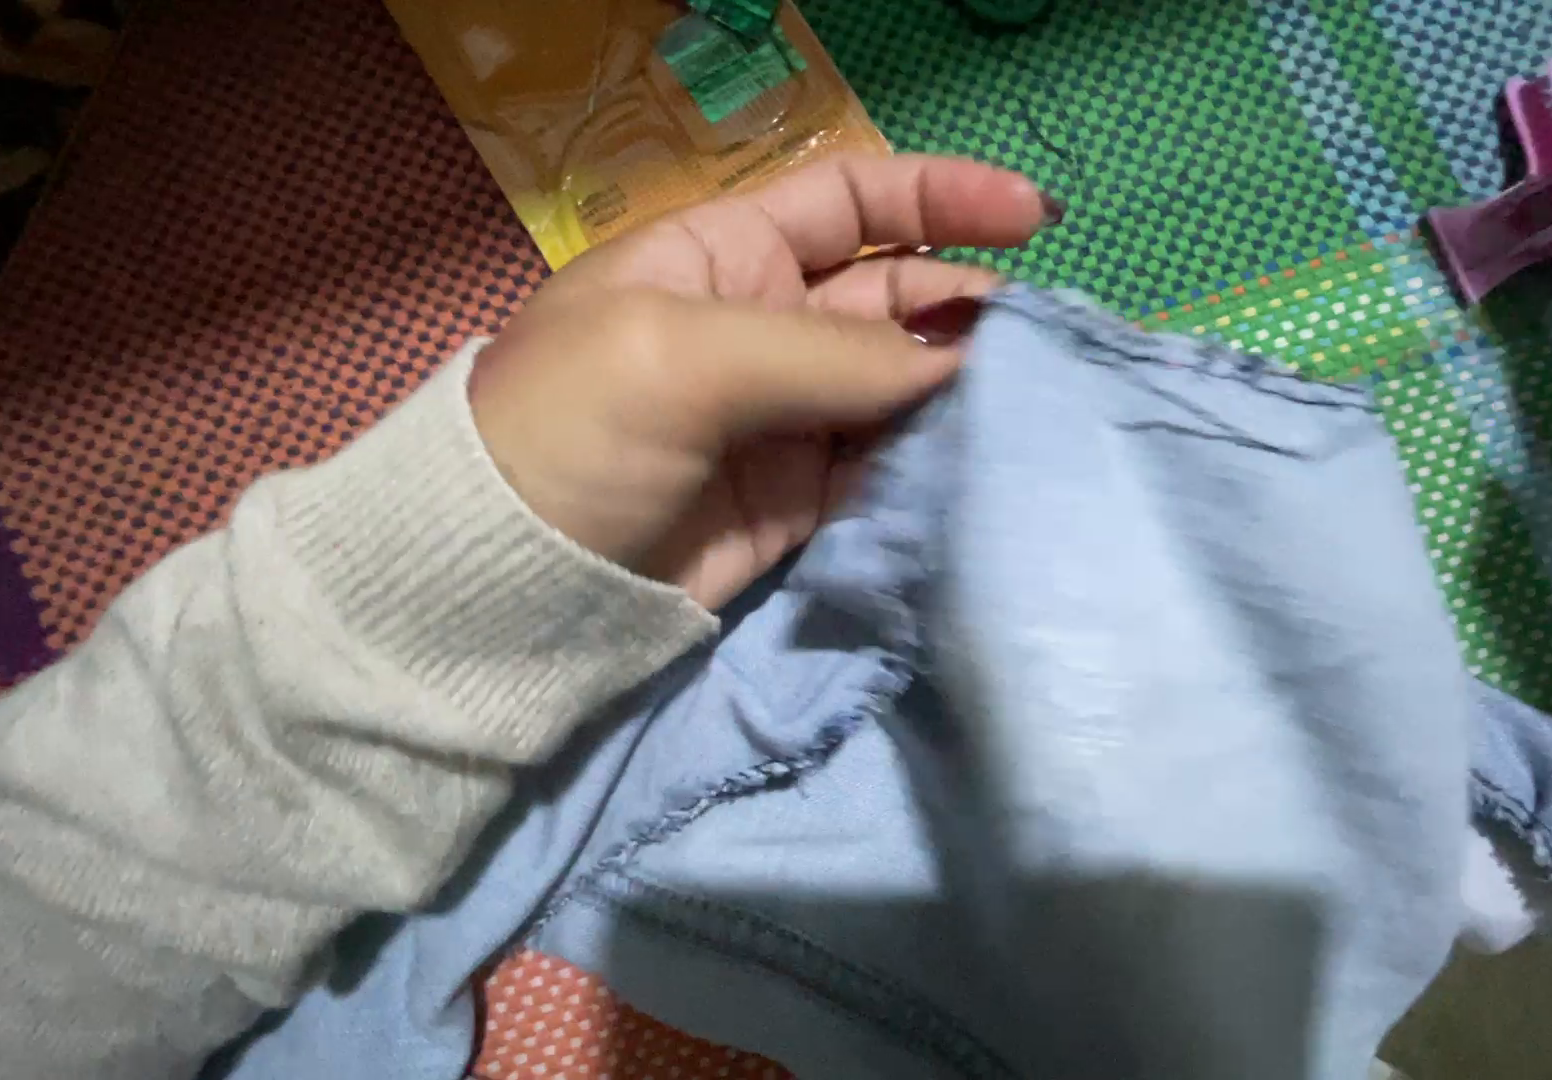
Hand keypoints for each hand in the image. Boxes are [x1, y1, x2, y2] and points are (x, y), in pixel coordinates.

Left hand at [468, 155, 1055, 608]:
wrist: (517, 580)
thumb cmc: (574, 429)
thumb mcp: (687, 355)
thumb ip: (830, 354)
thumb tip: (958, 363)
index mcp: (726, 255)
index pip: (853, 201)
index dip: (943, 197)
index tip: (1033, 217)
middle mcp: (766, 325)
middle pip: (891, 296)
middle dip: (963, 304)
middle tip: (1030, 337)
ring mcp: (788, 416)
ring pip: (898, 384)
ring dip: (959, 386)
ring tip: (1021, 398)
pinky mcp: (802, 495)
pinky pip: (884, 461)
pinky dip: (930, 457)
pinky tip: (974, 454)